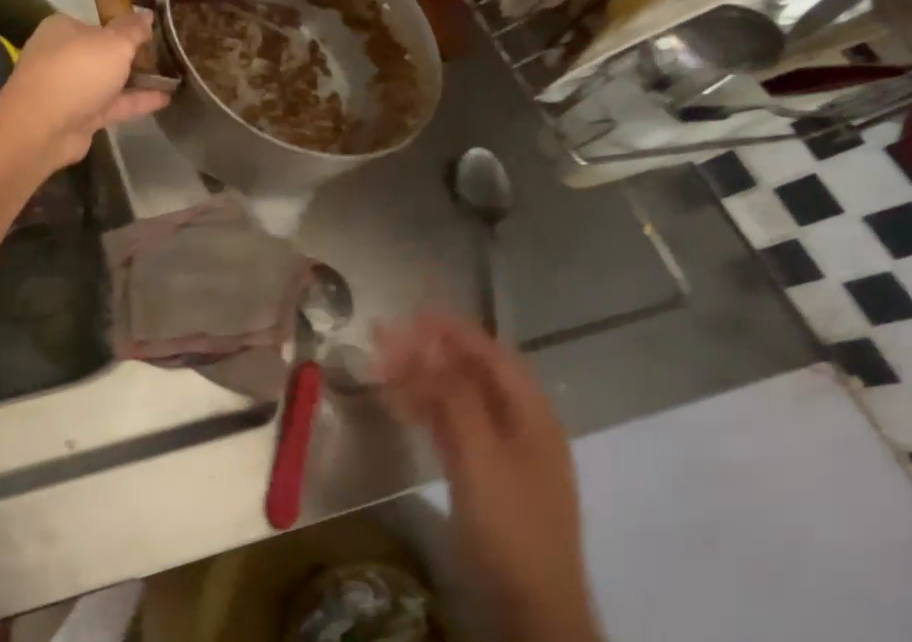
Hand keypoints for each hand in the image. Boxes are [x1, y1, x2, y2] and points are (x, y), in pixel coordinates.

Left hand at [0, 11, 169, 170]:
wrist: (42, 127)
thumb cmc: (77, 71)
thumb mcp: (113, 43)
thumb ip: (133, 30)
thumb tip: (146, 14)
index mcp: (62, 30)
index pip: (96, 23)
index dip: (123, 26)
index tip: (151, 31)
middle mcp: (62, 56)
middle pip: (102, 53)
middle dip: (131, 55)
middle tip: (167, 53)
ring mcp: (69, 89)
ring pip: (108, 81)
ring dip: (138, 80)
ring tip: (174, 75)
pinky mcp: (79, 117)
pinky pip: (112, 105)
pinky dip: (136, 101)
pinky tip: (166, 98)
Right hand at [374, 312, 601, 641]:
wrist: (530, 601)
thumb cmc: (510, 523)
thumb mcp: (481, 456)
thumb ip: (455, 397)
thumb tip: (426, 344)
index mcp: (532, 415)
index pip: (491, 355)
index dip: (452, 329)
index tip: (410, 310)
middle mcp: (520, 425)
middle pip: (472, 373)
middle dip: (429, 350)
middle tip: (382, 336)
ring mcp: (502, 450)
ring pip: (458, 399)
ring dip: (421, 378)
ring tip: (379, 365)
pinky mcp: (483, 473)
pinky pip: (452, 426)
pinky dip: (425, 409)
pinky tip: (397, 403)